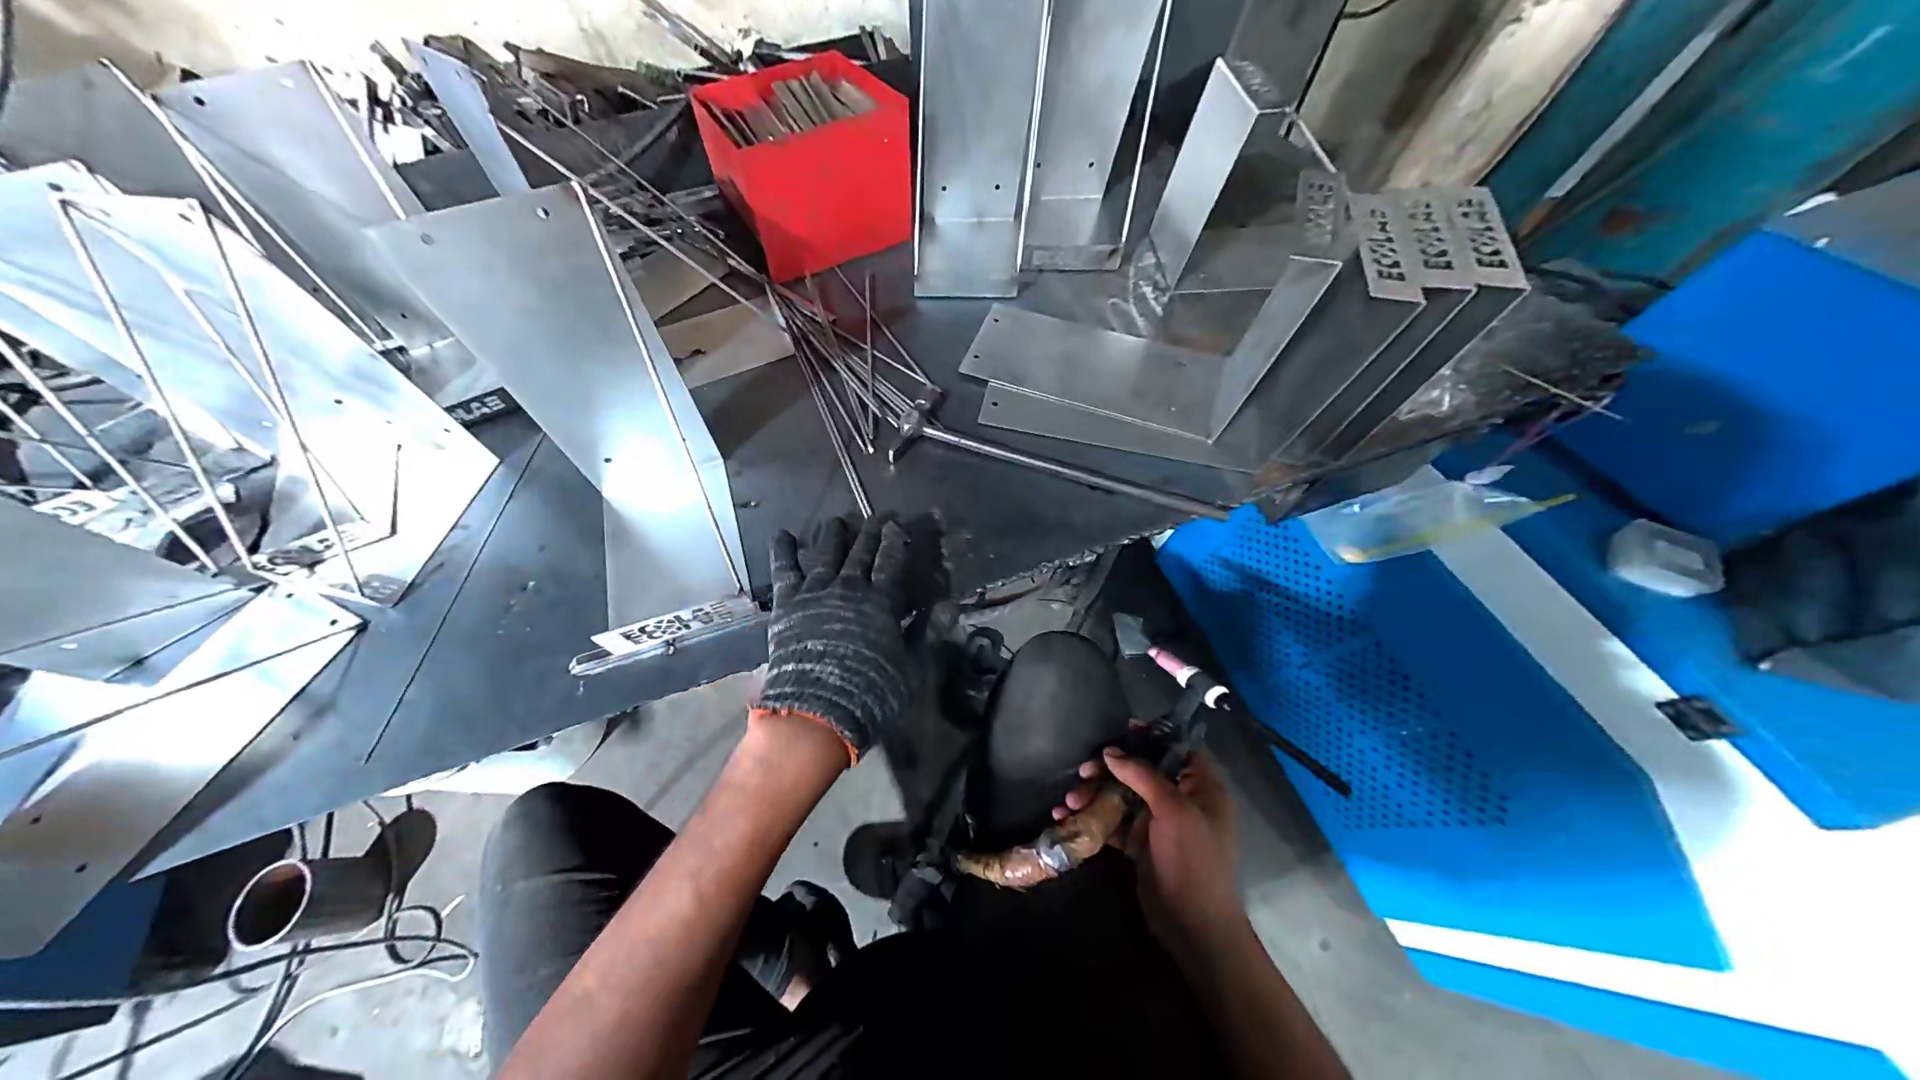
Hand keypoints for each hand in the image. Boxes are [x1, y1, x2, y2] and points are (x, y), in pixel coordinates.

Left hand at [755, 515, 914, 762]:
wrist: (819, 710)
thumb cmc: (872, 692)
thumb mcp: (911, 666)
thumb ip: (928, 631)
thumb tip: (952, 604)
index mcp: (881, 601)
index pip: (892, 561)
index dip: (897, 540)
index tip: (899, 524)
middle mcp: (849, 588)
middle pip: (862, 552)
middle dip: (872, 531)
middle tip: (878, 516)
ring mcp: (816, 593)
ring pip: (826, 555)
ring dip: (834, 536)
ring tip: (837, 521)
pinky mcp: (788, 604)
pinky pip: (784, 571)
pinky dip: (783, 551)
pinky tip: (783, 534)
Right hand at [1057, 747, 1241, 943]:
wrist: (1195, 926)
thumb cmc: (1193, 860)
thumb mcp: (1173, 810)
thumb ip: (1143, 776)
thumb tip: (1111, 751)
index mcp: (1202, 788)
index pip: (1180, 748)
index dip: (1154, 736)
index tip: (1123, 729)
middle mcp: (1181, 800)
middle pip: (1143, 771)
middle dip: (1111, 769)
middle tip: (1084, 771)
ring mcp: (1159, 823)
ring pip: (1124, 795)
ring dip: (1095, 794)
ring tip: (1069, 801)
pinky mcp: (1141, 844)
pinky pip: (1114, 822)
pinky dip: (1093, 818)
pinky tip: (1068, 818)